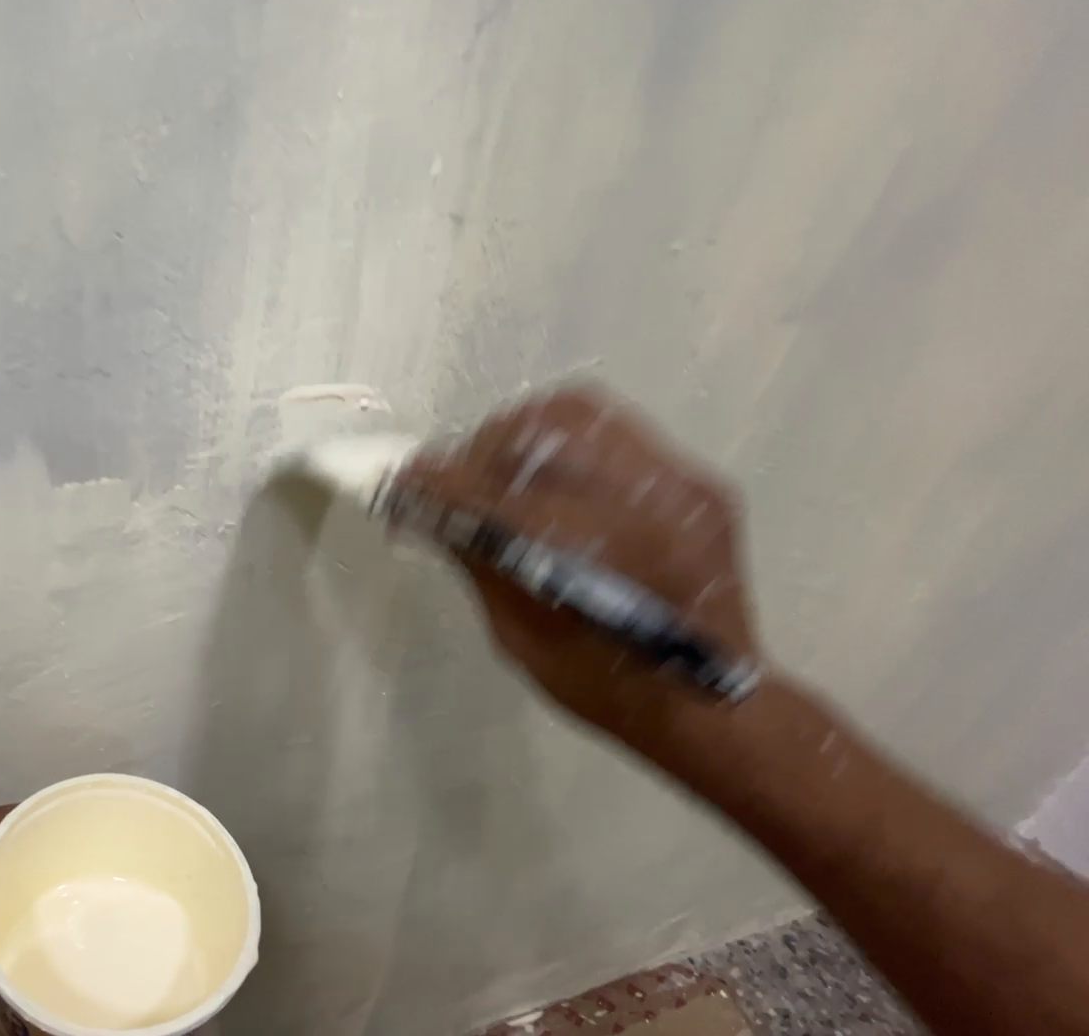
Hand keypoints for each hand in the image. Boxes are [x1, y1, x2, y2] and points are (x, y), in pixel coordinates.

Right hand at [390, 384, 764, 740]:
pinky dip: (564, 444)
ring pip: (580, 412)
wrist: (714, 705)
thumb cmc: (604, 685)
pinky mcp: (697, 480)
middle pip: (542, 427)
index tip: (403, 481)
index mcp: (603, 554)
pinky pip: (615, 433)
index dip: (441, 481)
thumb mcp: (519, 633)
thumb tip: (427, 509)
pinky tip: (547, 479)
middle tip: (456, 479)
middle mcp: (650, 502)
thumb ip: (477, 558)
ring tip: (498, 469)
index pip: (500, 492)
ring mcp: (683, 483)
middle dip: (481, 446)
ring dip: (521, 434)